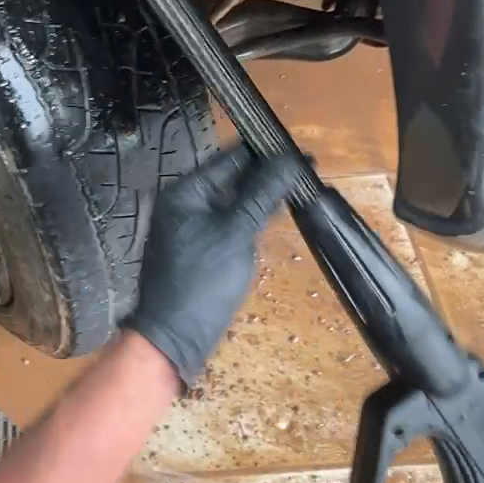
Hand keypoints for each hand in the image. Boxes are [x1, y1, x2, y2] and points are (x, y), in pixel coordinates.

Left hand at [123, 145, 295, 386]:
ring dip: (263, 194)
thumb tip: (291, 158)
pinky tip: (279, 213)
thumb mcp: (236, 233)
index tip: (300, 149)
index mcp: (183, 192)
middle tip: (308, 168)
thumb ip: (261, 194)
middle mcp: (184, 203)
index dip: (264, 152)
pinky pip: (230, 221)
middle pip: (231, 178)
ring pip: (233, 200)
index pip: (229, 159)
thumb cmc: (202, 280)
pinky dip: (253, 216)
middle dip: (267, 173)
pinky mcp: (203, 247)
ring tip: (302, 186)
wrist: (175, 334)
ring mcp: (192, 226)